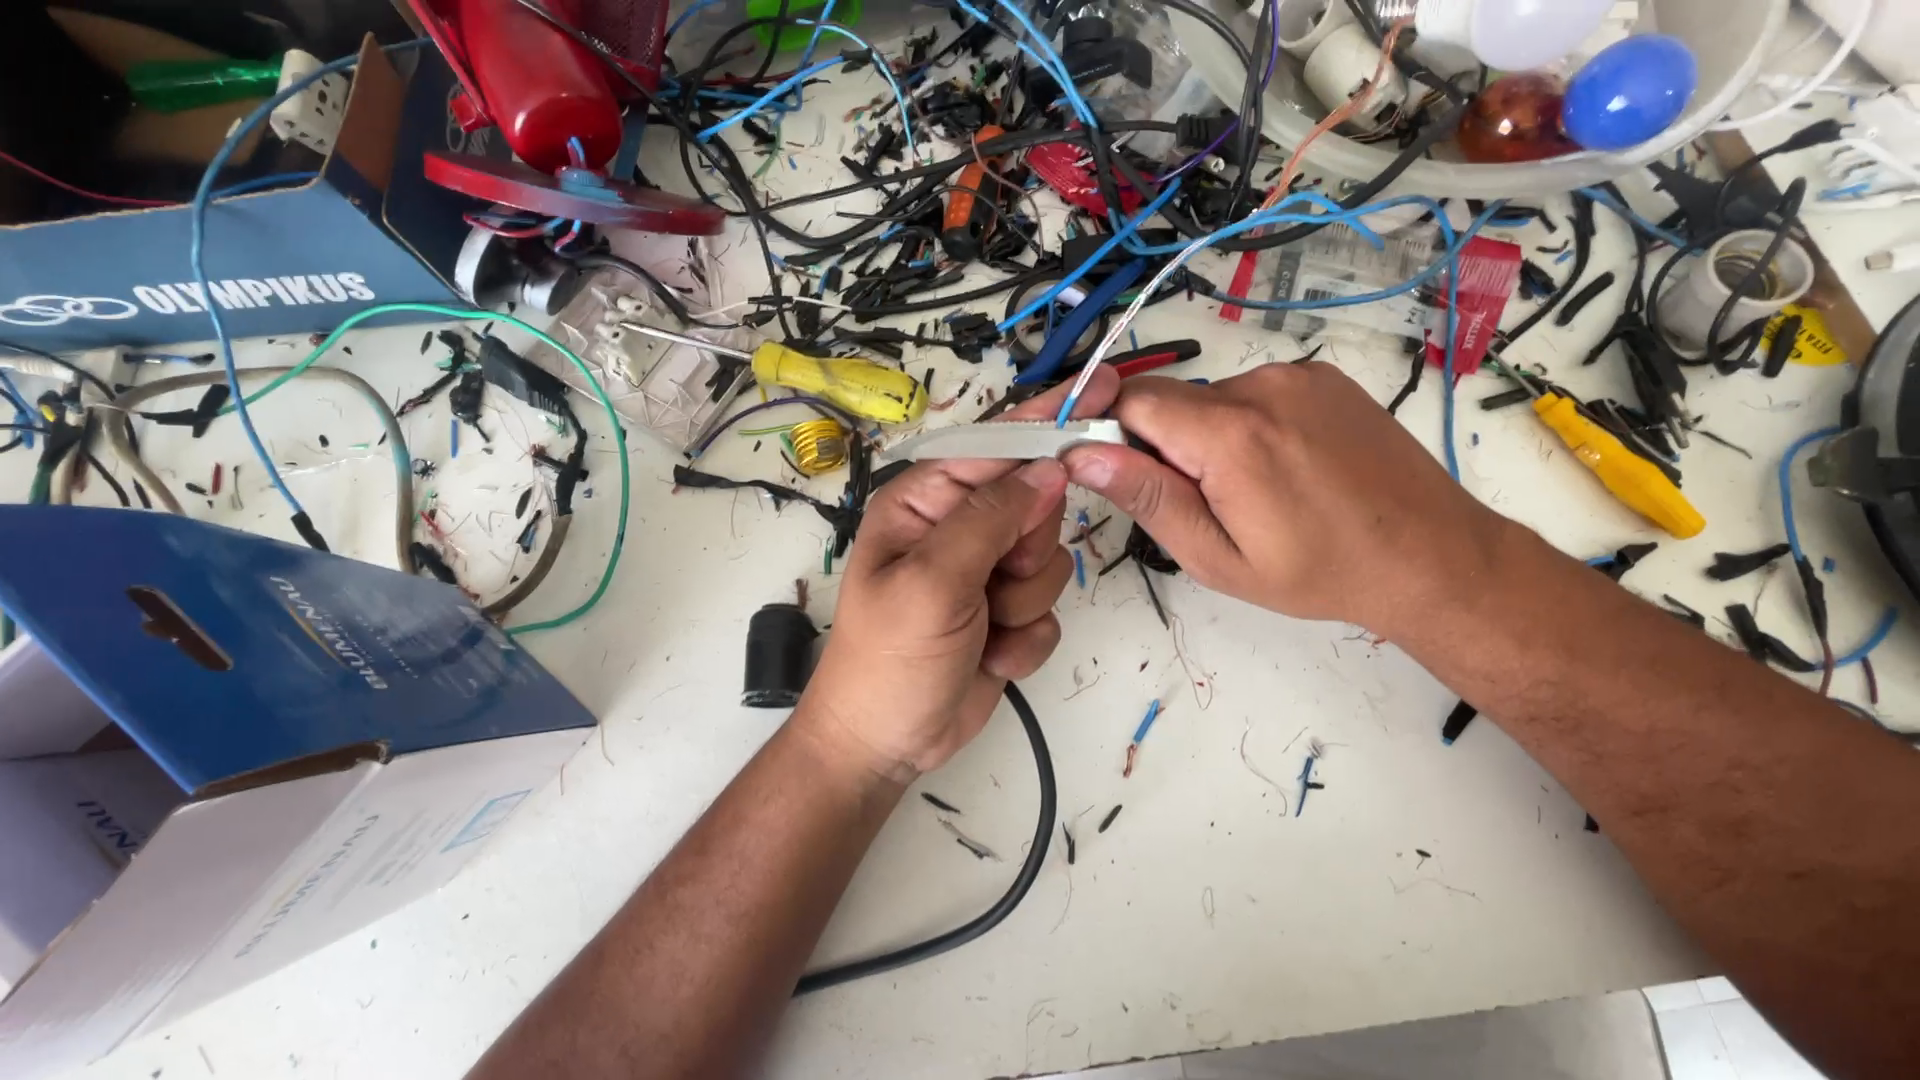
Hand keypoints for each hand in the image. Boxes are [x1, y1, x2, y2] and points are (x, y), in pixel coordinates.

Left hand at [798, 367, 1122, 780]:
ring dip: (1022, 604)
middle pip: (1036, 503)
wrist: (886, 744)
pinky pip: (1049, 610)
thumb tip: (1049, 468)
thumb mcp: (932, 582)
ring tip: (980, 629)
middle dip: (1026, 549)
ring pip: (1049, 561)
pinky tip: (989, 658)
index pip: (996, 446)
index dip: (1049, 420)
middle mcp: (959, 528)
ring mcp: (986, 573)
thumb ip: (991, 520)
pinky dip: (1023, 640)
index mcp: (925, 503)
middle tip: (995, 580)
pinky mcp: (1007, 615)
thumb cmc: (890, 659)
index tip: (1104, 391)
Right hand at [1062, 362, 1507, 634]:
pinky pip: (1252, 392)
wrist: (1430, 554)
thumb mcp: (1217, 557)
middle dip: (1162, 443)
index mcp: (1230, 434)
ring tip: (1251, 490)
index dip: (1111, 433)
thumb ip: (1147, 499)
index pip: (1130, 400)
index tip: (1123, 476)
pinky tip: (1281, 468)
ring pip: (1209, 397)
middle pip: (1169, 397)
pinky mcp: (1322, 376)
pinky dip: (1245, 424)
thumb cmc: (1318, 572)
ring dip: (1205, 436)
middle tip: (1200, 500)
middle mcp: (1262, 386)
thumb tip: (1081, 454)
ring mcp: (1297, 375)